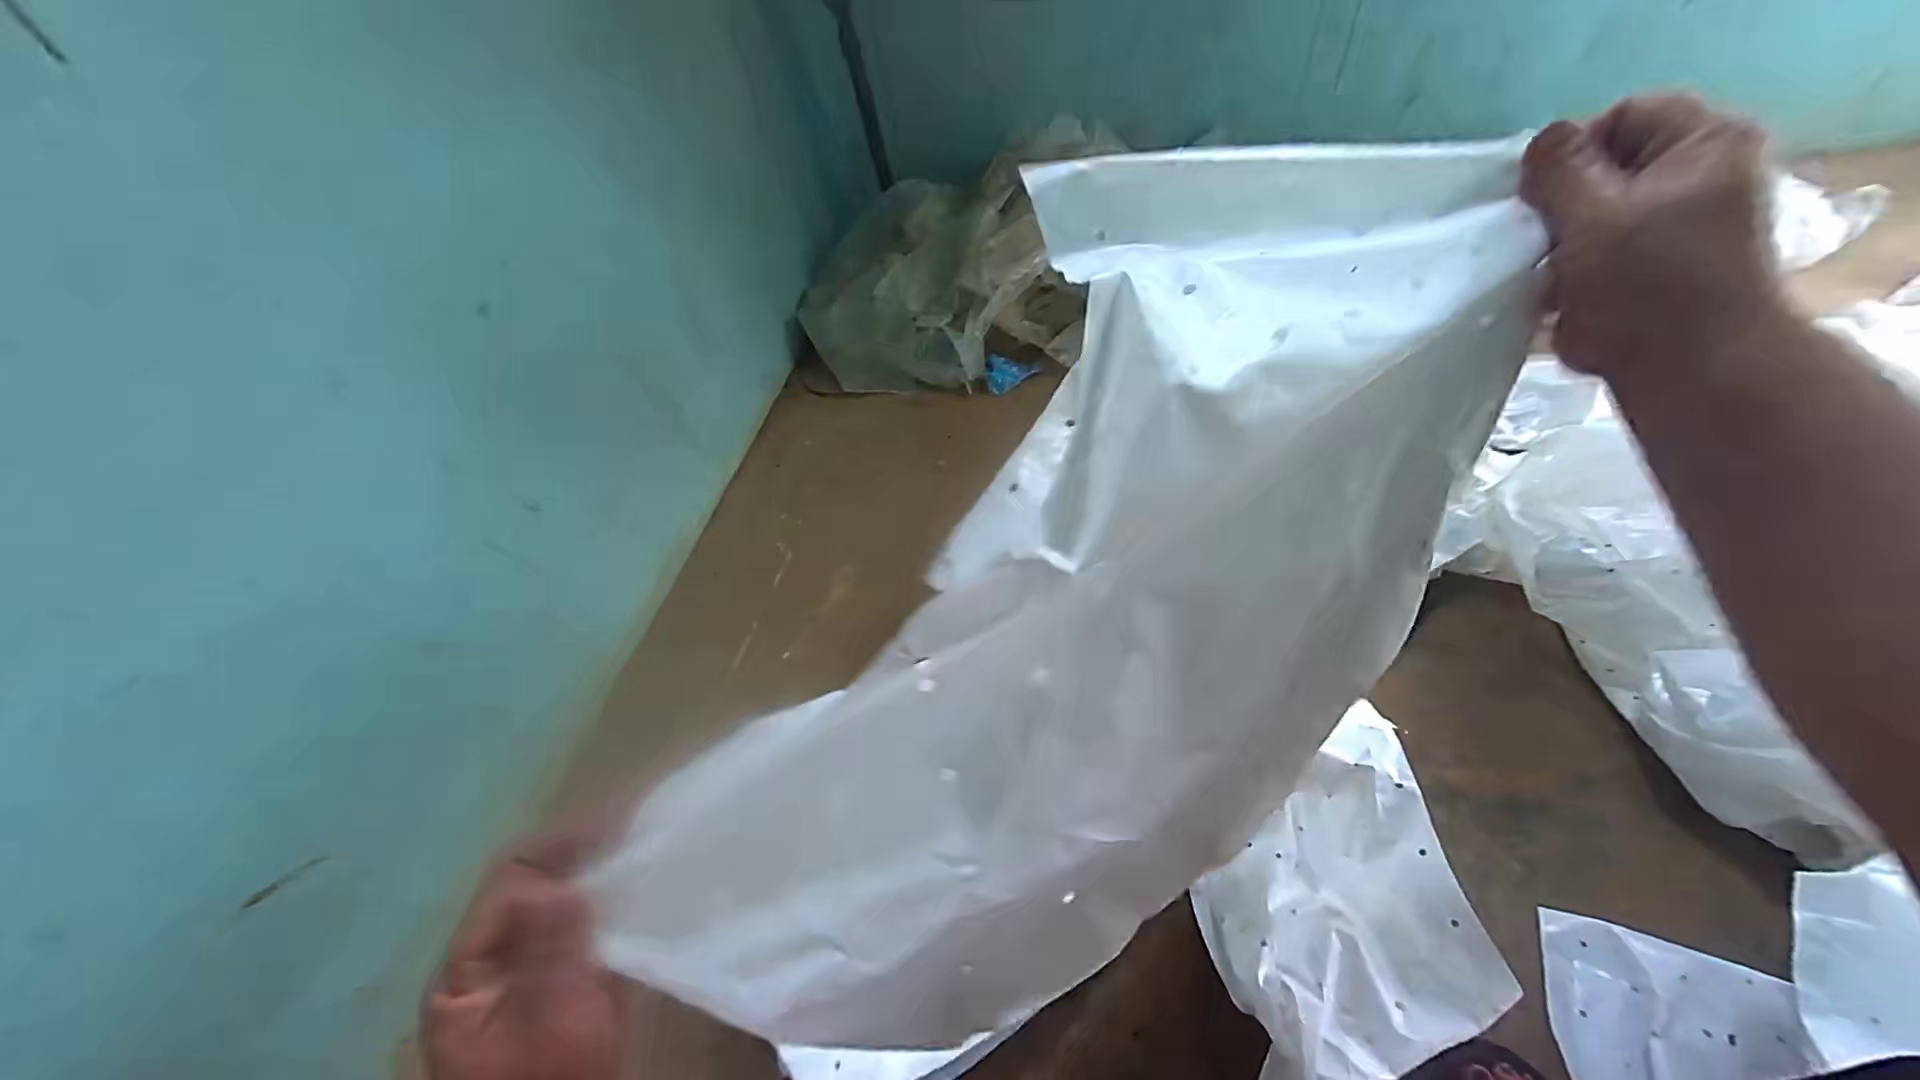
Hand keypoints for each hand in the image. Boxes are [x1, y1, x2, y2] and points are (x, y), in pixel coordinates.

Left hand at [422, 824, 633, 1079]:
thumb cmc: (553, 1078)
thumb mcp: (552, 1022)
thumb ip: (554, 953)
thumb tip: (560, 885)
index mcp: (466, 971)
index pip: (508, 883)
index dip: (559, 848)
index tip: (614, 824)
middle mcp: (488, 957)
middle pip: (530, 880)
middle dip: (581, 847)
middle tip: (634, 821)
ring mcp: (522, 962)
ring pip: (555, 891)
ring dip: (595, 862)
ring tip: (641, 836)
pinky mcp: (556, 968)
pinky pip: (576, 912)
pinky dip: (605, 888)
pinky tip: (637, 876)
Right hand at [1520, 94, 1792, 382]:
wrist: (1682, 363)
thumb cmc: (1647, 282)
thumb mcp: (1595, 215)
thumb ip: (1562, 171)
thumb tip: (1542, 140)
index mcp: (1704, 146)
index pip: (1625, 116)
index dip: (1574, 149)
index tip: (1539, 194)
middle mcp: (1693, 178)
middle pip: (1602, 168)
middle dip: (1556, 202)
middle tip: (1534, 235)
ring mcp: (1666, 226)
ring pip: (1587, 215)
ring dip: (1552, 242)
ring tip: (1539, 270)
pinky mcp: (1637, 270)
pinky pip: (1586, 253)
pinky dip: (1561, 269)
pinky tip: (1546, 291)